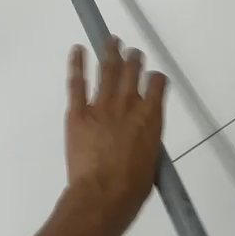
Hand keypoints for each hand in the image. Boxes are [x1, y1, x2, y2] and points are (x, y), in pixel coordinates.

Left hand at [63, 37, 166, 233]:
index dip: (156, 78)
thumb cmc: (134, 186)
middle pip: (132, 70)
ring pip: (107, 70)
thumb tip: (142, 135)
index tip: (153, 77)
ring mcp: (101, 106)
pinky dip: (77, 64)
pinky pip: (77, 83)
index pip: (157, 84)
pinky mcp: (78, 113)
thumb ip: (148, 138)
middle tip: (132, 51)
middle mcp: (128, 104)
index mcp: (151, 116)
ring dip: (110, 52)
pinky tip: (77, 50)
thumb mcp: (153, 159)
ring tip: (111, 40)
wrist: (103, 195)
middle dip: (134, 58)